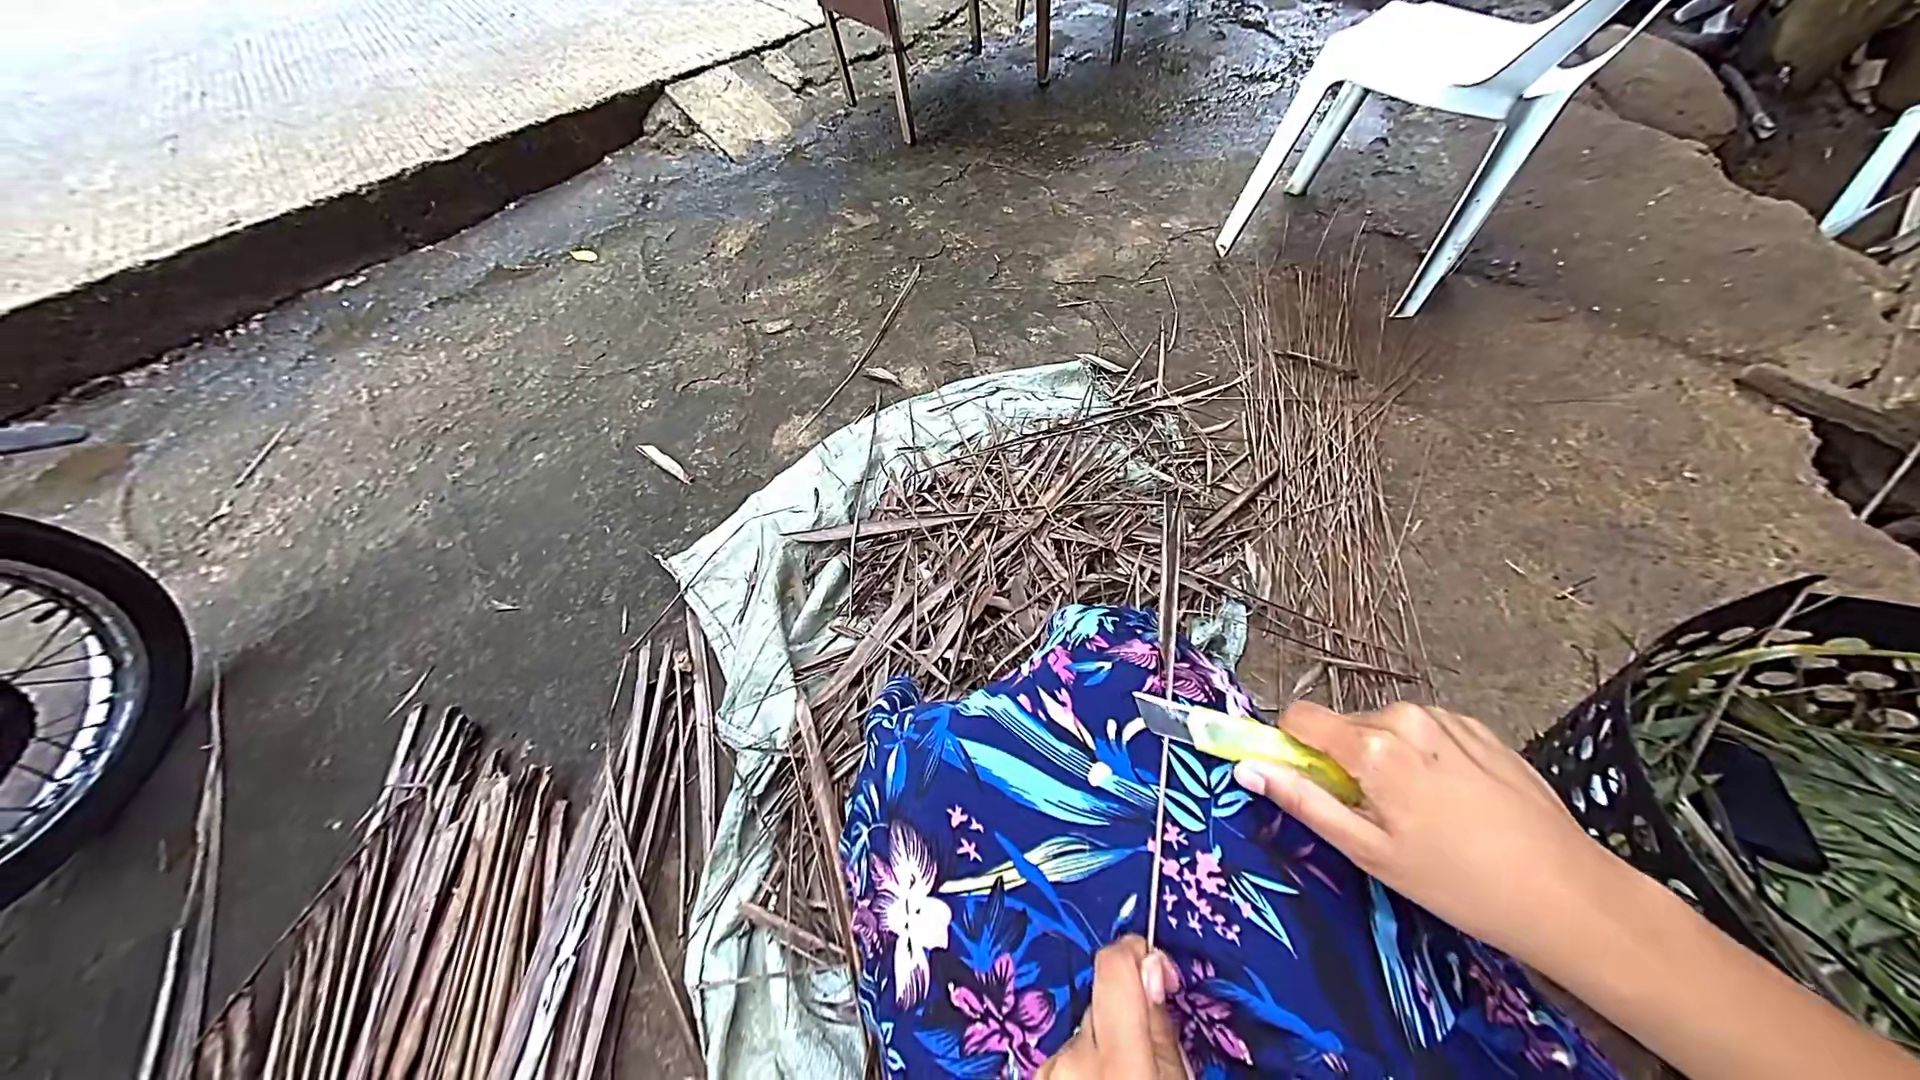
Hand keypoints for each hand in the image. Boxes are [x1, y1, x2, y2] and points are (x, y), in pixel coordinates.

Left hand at [1037, 936, 1188, 1079]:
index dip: (1135, 953)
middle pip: (1100, 997)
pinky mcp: (1039, 1076)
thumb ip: (1160, 1027)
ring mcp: (1050, 1070)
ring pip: (1084, 1025)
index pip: (1113, 966)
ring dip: (1104, 1040)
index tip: (1157, 966)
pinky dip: (1085, 1062)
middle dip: (1125, 1010)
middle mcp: (1074, 1059)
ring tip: (1125, 1076)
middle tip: (1149, 1049)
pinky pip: (1067, 1051)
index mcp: (1117, 1063)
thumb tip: (1152, 963)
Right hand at [1232, 701, 1626, 967]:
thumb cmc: (1459, 882)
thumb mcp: (1368, 850)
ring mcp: (1446, 719)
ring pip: (1381, 726)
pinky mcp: (1478, 727)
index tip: (1306, 778)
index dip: (1291, 745)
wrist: (1575, 897)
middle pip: (1342, 725)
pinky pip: (1422, 729)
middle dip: (1341, 758)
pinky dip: (1419, 754)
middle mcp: (1406, 718)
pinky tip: (1451, 797)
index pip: (1298, 716)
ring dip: (1381, 756)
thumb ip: (1302, 800)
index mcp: (1374, 747)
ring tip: (1419, 808)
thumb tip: (1248, 768)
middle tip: (1373, 811)